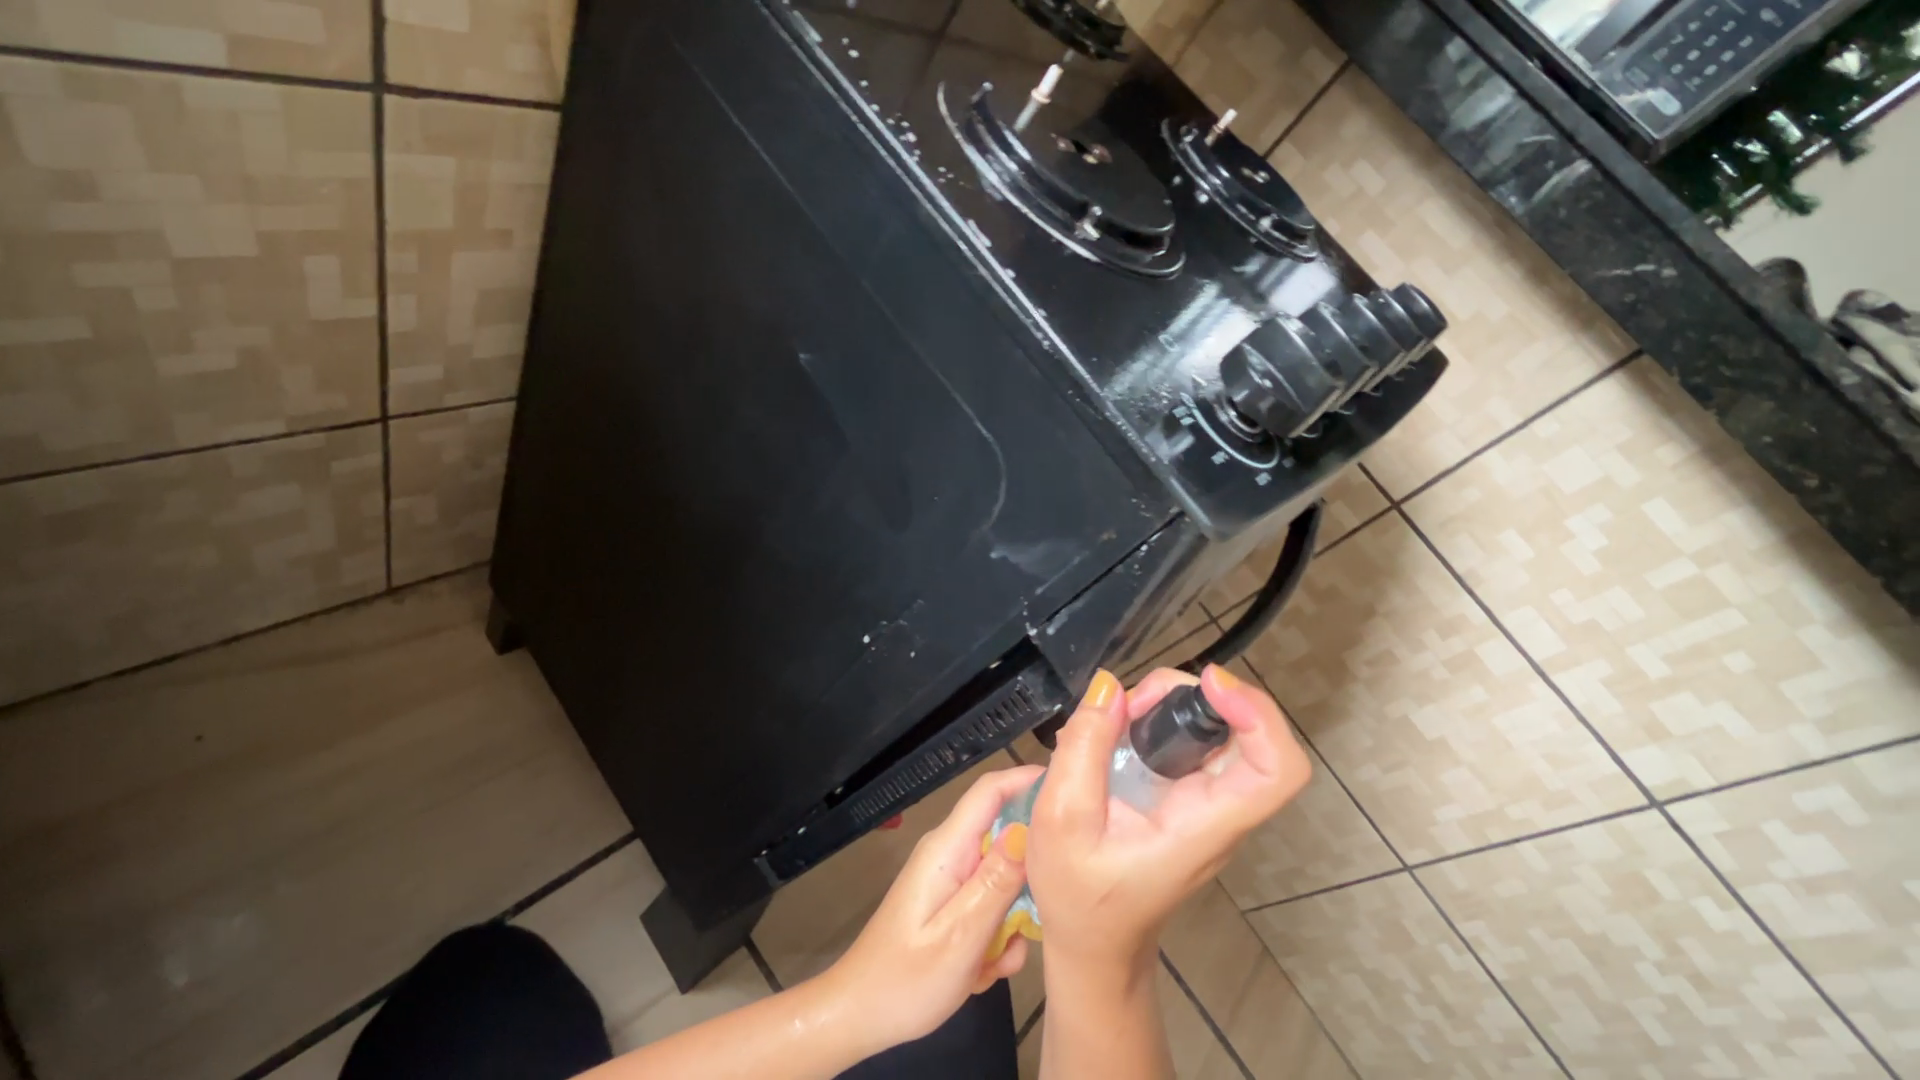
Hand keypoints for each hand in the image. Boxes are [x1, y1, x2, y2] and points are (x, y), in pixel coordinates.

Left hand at [820, 765, 1043, 1049]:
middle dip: (1030, 879)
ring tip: (995, 962)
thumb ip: (997, 882)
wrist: (861, 1015)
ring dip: (1011, 922)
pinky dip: (995, 937)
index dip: (1030, 781)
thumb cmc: (906, 980)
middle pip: (1007, 838)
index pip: (991, 790)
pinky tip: (981, 970)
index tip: (1072, 798)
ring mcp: (950, 879)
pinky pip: (990, 906)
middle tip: (1033, 924)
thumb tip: (1030, 827)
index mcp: (948, 850)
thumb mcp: (961, 936)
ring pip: (1005, 881)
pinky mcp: (951, 904)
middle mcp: (950, 854)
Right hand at [1027, 665, 1310, 976]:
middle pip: (1247, 735)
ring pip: (1217, 732)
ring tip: (1110, 720)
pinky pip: (1191, 744)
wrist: (1093, 944)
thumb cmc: (1080, 899)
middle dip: (1189, 698)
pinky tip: (1113, 736)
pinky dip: (1156, 724)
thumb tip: (1108, 686)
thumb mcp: (1061, 820)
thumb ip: (1085, 748)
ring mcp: (1208, 806)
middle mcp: (1220, 813)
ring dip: (1167, 707)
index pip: (1277, 770)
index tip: (1210, 685)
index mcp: (1203, 827)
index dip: (1259, 715)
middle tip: (1128, 704)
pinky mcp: (1189, 799)